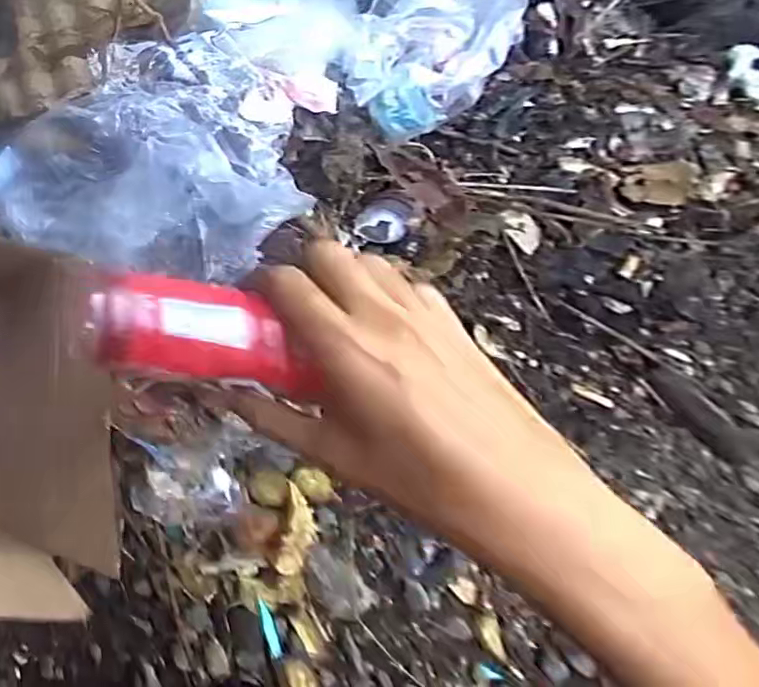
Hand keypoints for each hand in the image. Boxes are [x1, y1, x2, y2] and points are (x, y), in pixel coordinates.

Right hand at [231, 241, 758, 686]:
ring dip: (343, 273)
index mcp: (343, 344)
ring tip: (336, 310)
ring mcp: (425, 317)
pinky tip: (384, 323)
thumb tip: (222, 396)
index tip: (254, 307)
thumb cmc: (422, 483)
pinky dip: (386, 288)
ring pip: (369, 259)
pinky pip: (410, 282)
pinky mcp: (459, 327)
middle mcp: (381, 316)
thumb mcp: (332, 454)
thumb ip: (269, 416)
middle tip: (293, 304)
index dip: (260, 285)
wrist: (536, 506)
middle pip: (326, 251)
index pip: (284, 280)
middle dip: (300, 267)